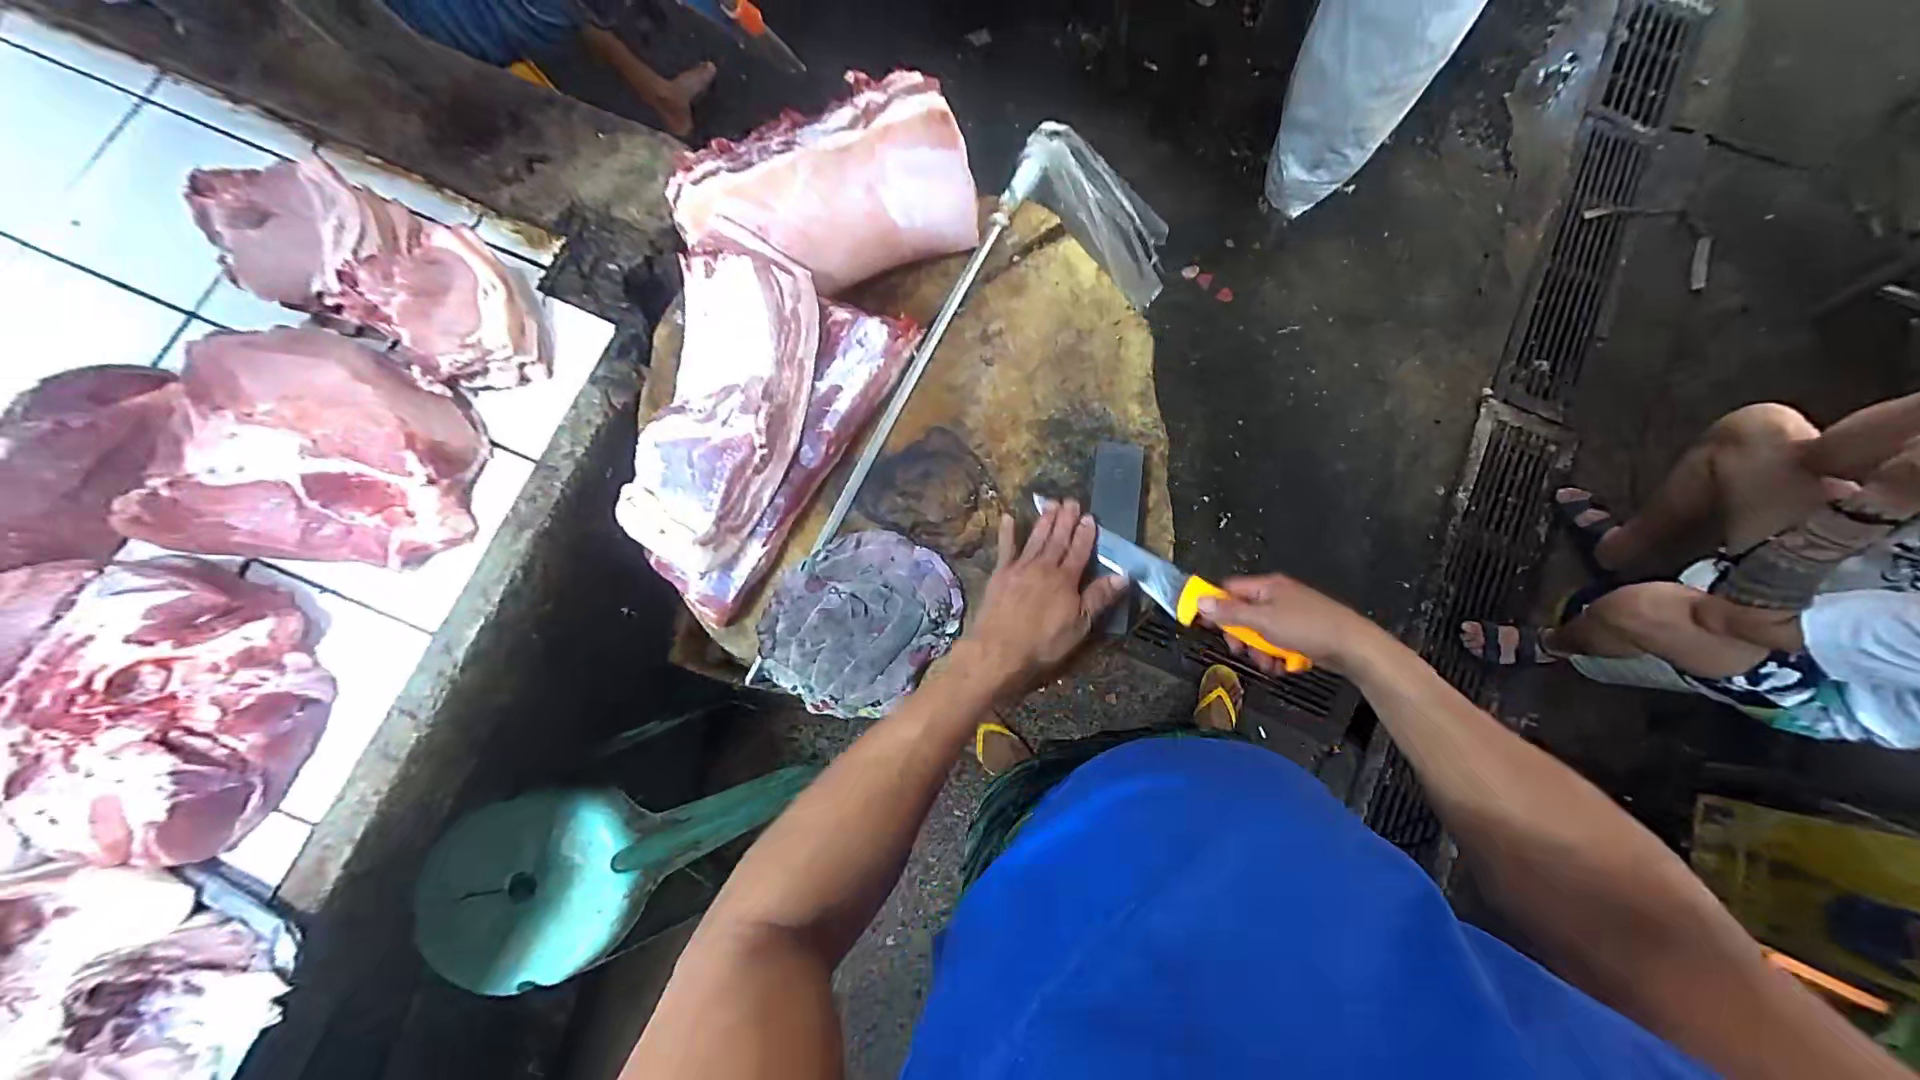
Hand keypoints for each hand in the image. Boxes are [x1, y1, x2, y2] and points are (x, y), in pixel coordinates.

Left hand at [954, 499, 1129, 697]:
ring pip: (1036, 539)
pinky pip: (1005, 548)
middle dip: (1066, 520)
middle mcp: (1044, 567)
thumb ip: (1098, 598)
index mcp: (1065, 580)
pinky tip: (1008, 517)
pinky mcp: (1000, 574)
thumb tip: (1123, 576)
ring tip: (1051, 504)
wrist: (999, 650)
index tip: (1090, 517)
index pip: (1079, 551)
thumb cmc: (1044, 643)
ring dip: (1044, 521)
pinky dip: (1007, 533)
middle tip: (1071, 501)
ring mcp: (1020, 568)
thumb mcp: (1079, 625)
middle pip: (1058, 540)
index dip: (1085, 534)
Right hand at [1194, 573, 1389, 675]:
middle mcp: (1277, 597)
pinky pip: (1276, 642)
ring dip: (1258, 649)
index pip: (1228, 590)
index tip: (1204, 623)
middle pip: (1242, 614)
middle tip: (1240, 649)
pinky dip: (1275, 655)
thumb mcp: (1262, 621)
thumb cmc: (1309, 628)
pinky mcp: (1301, 633)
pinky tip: (1282, 664)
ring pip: (1259, 632)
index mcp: (1266, 587)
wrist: (1354, 647)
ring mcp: (1290, 615)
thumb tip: (1200, 601)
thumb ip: (1229, 613)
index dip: (1214, 606)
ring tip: (1268, 661)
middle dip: (1240, 635)